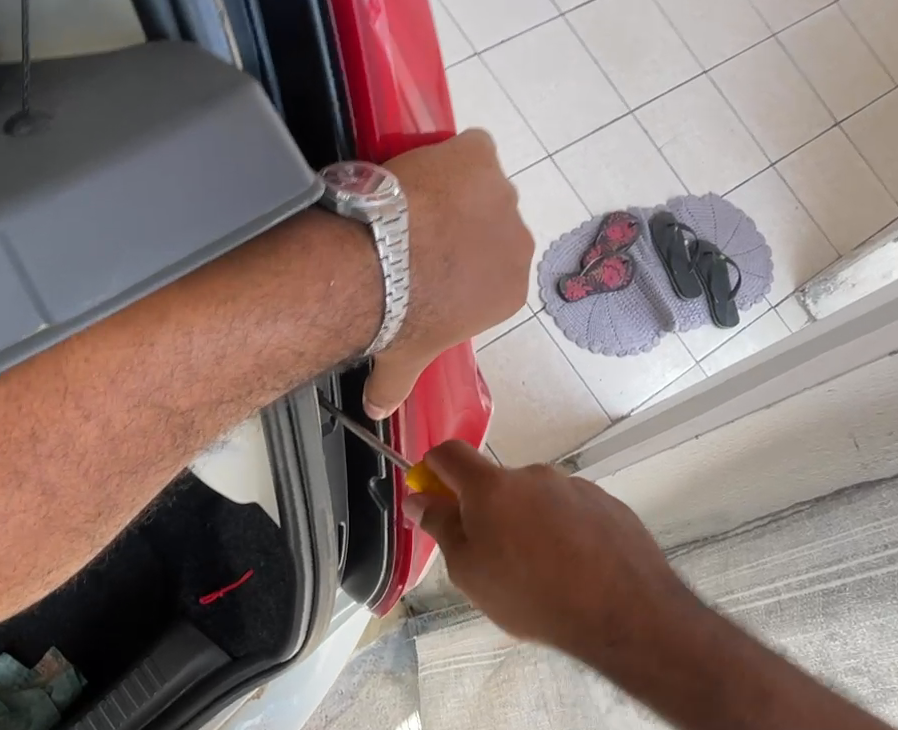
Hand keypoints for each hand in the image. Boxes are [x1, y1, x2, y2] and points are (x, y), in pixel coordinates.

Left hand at [363, 131, 532, 419]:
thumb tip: (378, 411)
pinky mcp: (481, 153)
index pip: (488, 273)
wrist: (381, 266)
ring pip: (477, 188)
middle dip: (457, 232)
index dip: (456, 268)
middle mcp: (519, 243)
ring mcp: (503, 194)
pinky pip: (467, 150)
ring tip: (408, 210)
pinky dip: (445, 159)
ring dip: (450, 195)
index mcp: (510, 292)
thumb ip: (394, 387)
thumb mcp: (402, 362)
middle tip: (411, 241)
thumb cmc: (400, 318)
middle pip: (487, 229)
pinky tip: (416, 178)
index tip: (426, 269)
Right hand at [404, 442, 703, 662]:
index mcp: (491, 487)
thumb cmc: (530, 596)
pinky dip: (561, 533)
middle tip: (491, 559)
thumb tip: (420, 498)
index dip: (431, 471)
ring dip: (525, 524)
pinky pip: (569, 513)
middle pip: (494, 483)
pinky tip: (572, 571)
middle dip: (484, 511)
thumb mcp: (468, 571)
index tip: (432, 501)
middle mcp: (534, 475)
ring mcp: (576, 487)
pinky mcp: (608, 506)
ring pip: (534, 500)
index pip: (447, 454)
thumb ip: (441, 527)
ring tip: (539, 573)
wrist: (624, 614)